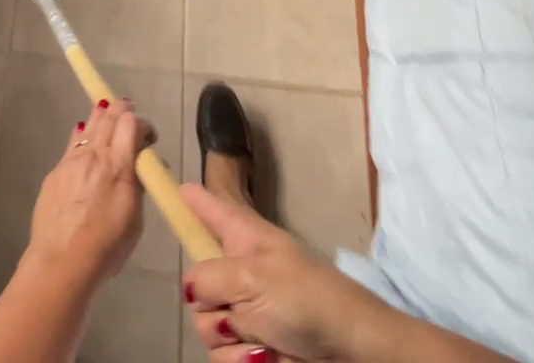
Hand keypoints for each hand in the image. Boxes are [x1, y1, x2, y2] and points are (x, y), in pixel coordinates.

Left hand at [22, 97, 152, 288]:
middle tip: (129, 108)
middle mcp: (94, 154)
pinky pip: (73, 145)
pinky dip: (84, 137)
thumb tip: (139, 166)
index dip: (142, 122)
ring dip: (100, 118)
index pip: (130, 123)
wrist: (62, 260)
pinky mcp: (55, 172)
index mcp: (118, 165)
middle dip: (121, 109)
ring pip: (87, 126)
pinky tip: (85, 139)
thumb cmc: (107, 246)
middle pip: (108, 117)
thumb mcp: (135, 217)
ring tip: (107, 114)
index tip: (150, 134)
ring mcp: (71, 161)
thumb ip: (136, 185)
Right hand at [181, 183, 394, 362]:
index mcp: (243, 239)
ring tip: (266, 344)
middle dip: (211, 306)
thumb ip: (207, 278)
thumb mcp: (251, 277)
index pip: (209, 209)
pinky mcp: (256, 350)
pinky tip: (268, 361)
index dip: (189, 199)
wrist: (359, 355)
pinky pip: (224, 358)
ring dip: (233, 341)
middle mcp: (240, 274)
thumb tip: (192, 292)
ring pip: (207, 328)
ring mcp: (249, 315)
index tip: (174, 187)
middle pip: (196, 286)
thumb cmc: (308, 301)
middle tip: (238, 310)